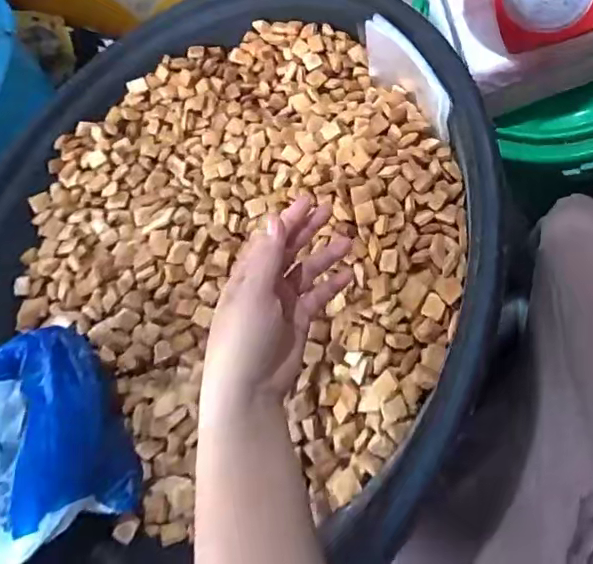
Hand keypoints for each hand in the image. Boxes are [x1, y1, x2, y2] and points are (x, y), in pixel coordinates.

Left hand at [201, 195, 351, 426]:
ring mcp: (282, 303)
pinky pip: (317, 295)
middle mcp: (264, 285)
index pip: (269, 239)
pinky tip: (348, 274)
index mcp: (247, 276)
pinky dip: (331, 284)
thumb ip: (267, 257)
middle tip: (329, 209)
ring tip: (348, 241)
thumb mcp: (254, 293)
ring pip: (307, 271)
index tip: (308, 200)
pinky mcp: (298, 321)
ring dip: (325, 255)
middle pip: (288, 250)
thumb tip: (275, 218)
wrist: (248, 392)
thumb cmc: (244, 338)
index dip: (288, 220)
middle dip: (307, 230)